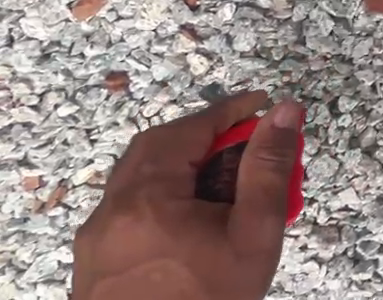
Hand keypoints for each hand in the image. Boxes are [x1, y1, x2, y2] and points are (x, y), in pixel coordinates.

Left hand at [72, 92, 301, 299]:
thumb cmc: (211, 293)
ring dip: (189, 160)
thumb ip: (270, 165)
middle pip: (154, 149)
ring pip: (141, 177)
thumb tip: (285, 109)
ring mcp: (96, 240)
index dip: (228, 110)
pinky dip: (172, 187)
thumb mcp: (256, 228)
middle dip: (205, 132)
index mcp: (145, 201)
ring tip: (237, 175)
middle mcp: (108, 214)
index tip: (265, 102)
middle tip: (251, 134)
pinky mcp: (98, 260)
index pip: (184, 131)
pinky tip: (207, 209)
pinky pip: (134, 204)